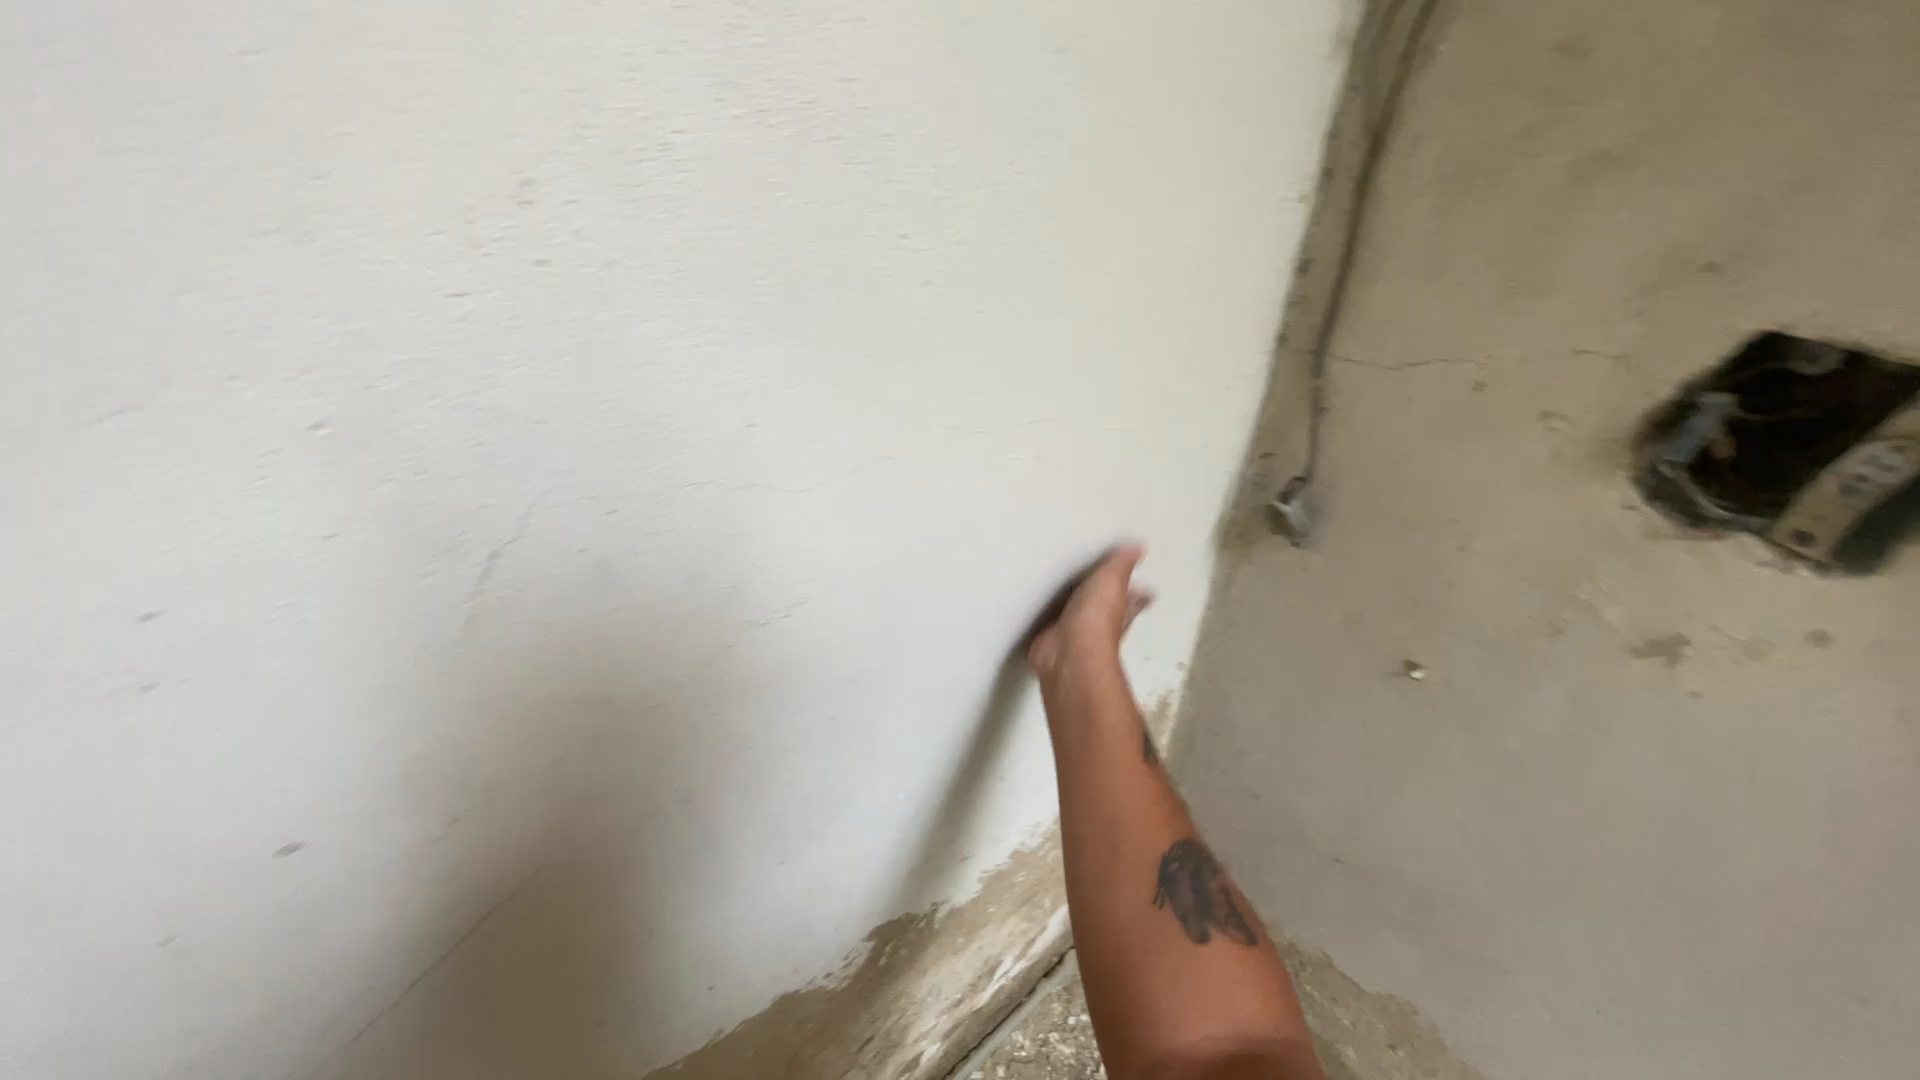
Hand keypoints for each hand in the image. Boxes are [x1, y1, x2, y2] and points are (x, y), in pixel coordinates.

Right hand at [1028, 544, 1151, 681]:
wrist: (1067, 652)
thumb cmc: (1096, 617)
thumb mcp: (1112, 581)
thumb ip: (1121, 563)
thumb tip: (1142, 546)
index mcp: (1122, 609)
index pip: (1133, 598)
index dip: (1134, 589)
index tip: (1130, 577)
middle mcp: (1101, 622)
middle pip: (1103, 605)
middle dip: (1098, 594)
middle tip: (1088, 572)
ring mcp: (1076, 631)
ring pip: (1076, 611)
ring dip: (1070, 600)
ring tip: (1059, 577)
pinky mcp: (1052, 636)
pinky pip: (1050, 618)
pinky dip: (1045, 610)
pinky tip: (1037, 596)